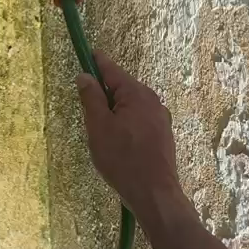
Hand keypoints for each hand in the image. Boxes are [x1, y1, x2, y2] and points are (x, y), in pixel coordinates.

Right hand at [75, 53, 190, 230]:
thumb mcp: (99, 127)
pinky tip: (119, 143)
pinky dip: (126, 122)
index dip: (97, 62)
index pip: (112, 69)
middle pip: (122, 87)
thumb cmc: (123, 159)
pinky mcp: (163, 135)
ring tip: (102, 132)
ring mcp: (161, 118)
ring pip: (130, 105)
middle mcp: (152, 100)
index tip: (87, 53)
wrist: (155, 195)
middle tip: (87, 110)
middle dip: (104, 93)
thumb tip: (85, 75)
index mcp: (137, 94)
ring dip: (115, 111)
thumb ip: (91, 98)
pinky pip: (139, 119)